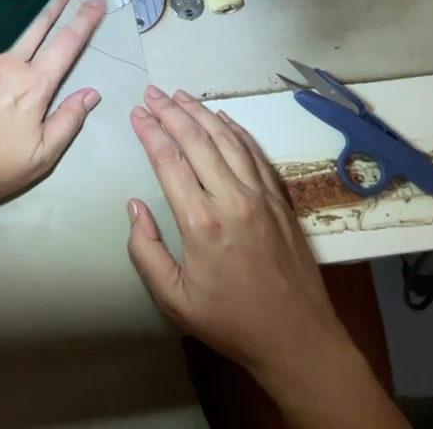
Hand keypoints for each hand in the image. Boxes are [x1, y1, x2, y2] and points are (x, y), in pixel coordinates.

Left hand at [0, 0, 104, 216]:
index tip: (96, 3)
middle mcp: (8, 63)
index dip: (85, 20)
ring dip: (28, 0)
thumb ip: (69, 121)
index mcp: (34, 86)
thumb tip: (92, 94)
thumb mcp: (42, 156)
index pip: (68, 44)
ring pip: (9, 19)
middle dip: (58, 0)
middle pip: (38, 22)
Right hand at [127, 88, 404, 426]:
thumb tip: (134, 207)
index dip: (150, 132)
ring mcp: (261, 196)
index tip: (136, 113)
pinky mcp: (280, 200)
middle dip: (171, 111)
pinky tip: (222, 118)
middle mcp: (232, 199)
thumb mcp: (174, 299)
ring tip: (180, 95)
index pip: (169, 161)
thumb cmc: (230, 322)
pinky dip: (237, 130)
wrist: (298, 340)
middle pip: (197, 140)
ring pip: (228, 140)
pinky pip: (256, 154)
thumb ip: (145, 251)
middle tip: (153, 92)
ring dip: (201, 112)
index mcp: (201, 222)